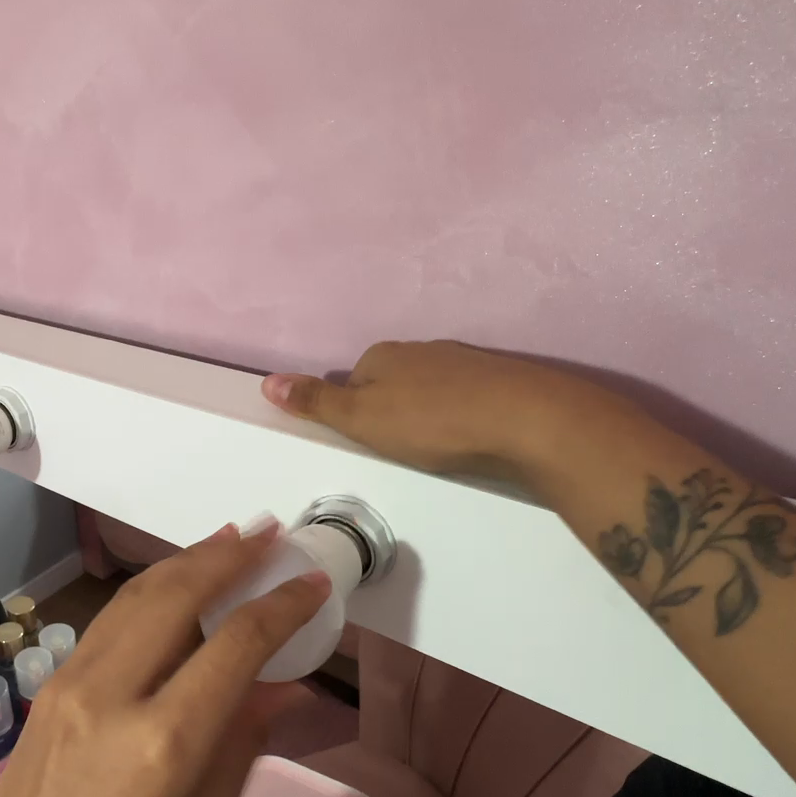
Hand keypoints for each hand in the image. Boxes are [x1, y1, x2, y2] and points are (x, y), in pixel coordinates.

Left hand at [0, 518, 329, 796]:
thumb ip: (247, 737)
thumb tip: (289, 685)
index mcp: (164, 740)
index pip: (236, 645)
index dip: (282, 606)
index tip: (312, 582)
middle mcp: (113, 693)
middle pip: (178, 595)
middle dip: (229, 555)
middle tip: (268, 531)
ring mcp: (72, 680)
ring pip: (137, 596)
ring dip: (187, 561)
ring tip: (228, 539)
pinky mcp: (50, 681)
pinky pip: (110, 619)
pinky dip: (150, 590)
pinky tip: (173, 582)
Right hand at [260, 340, 637, 487]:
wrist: (528, 419)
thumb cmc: (433, 423)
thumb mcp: (362, 419)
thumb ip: (316, 402)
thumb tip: (267, 382)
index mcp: (382, 356)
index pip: (352, 380)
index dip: (353, 411)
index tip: (367, 440)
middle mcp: (421, 349)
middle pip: (390, 380)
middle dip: (391, 408)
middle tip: (401, 446)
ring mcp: (464, 360)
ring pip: (429, 386)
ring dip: (426, 410)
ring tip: (436, 443)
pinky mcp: (499, 378)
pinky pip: (464, 394)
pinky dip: (460, 411)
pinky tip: (470, 434)